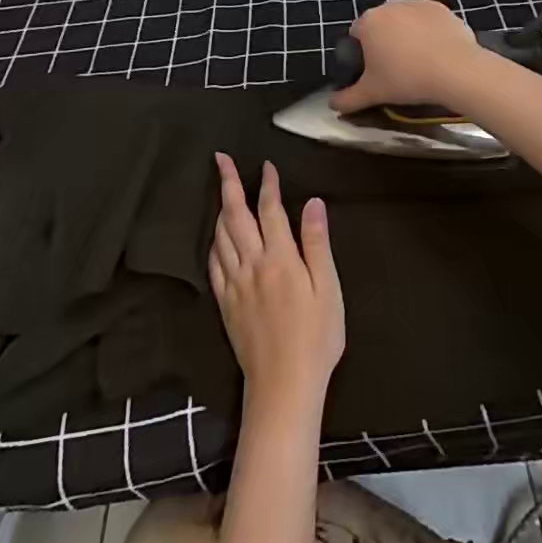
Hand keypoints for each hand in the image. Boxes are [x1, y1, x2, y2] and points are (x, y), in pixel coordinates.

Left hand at [209, 154, 344, 405]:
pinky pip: (212, 265)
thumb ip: (317, 244)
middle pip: (235, 216)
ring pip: (220, 237)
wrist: (283, 384)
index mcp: (280, 258)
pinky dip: (213, 243)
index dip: (267, 184)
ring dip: (220, 209)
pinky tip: (215, 239)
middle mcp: (251, 265)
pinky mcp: (224, 304)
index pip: (270, 210)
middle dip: (228, 184)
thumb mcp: (328, 288)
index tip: (265, 164)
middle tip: (220, 159)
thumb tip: (312, 203)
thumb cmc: (317, 336)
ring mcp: (233, 285)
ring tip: (221, 192)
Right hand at [328, 0, 483, 113]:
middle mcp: (390, 5)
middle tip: (396, 69)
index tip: (374, 71)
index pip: (356, 34)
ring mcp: (418, 3)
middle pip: (381, 25)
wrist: (456, 70)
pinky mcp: (442, 8)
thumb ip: (347, 99)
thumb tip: (331, 105)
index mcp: (369, 21)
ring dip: (406, 35)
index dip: (362, 54)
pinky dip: (428, 33)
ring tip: (418, 62)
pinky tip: (436, 52)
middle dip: (384, 42)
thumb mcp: (372, 93)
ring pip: (405, 21)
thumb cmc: (407, 79)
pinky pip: (428, 21)